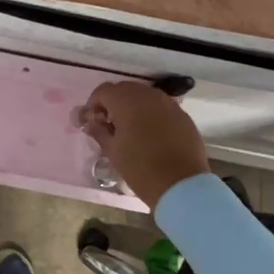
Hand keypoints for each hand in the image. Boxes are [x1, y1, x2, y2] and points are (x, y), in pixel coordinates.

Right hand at [80, 81, 211, 207]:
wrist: (180, 184)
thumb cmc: (140, 167)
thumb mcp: (113, 151)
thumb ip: (99, 131)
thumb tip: (90, 122)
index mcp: (126, 100)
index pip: (103, 91)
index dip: (94, 103)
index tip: (92, 120)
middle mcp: (148, 94)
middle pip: (125, 89)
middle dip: (114, 103)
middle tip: (110, 124)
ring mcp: (168, 103)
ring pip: (144, 96)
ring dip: (134, 106)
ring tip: (131, 128)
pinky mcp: (182, 115)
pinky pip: (161, 107)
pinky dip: (152, 114)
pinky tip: (152, 133)